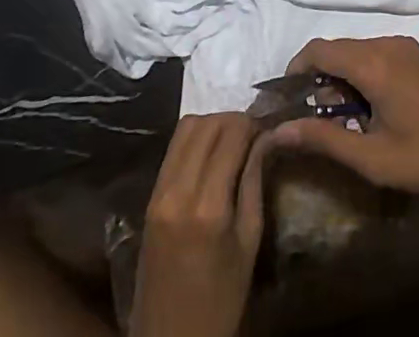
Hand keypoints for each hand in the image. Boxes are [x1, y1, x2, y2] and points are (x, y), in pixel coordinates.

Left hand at [129, 113, 266, 336]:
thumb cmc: (222, 298)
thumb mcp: (250, 241)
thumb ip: (255, 182)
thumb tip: (267, 137)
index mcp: (208, 206)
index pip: (231, 134)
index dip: (254, 123)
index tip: (269, 130)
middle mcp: (177, 191)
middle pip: (206, 124)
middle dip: (234, 119)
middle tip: (254, 135)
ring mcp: (157, 194)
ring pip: (185, 129)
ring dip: (213, 125)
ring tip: (234, 143)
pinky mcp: (149, 199)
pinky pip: (173, 150)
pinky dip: (195, 141)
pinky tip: (213, 157)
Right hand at [268, 36, 418, 201]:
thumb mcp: (371, 157)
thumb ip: (323, 139)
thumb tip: (278, 131)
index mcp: (375, 64)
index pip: (319, 50)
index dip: (294, 71)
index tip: (284, 102)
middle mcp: (388, 44)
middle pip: (336, 49)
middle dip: (317, 79)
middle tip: (312, 120)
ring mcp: (405, 47)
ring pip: (355, 52)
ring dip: (339, 79)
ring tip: (341, 121)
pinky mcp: (416, 55)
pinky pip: (375, 54)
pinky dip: (360, 74)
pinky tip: (366, 109)